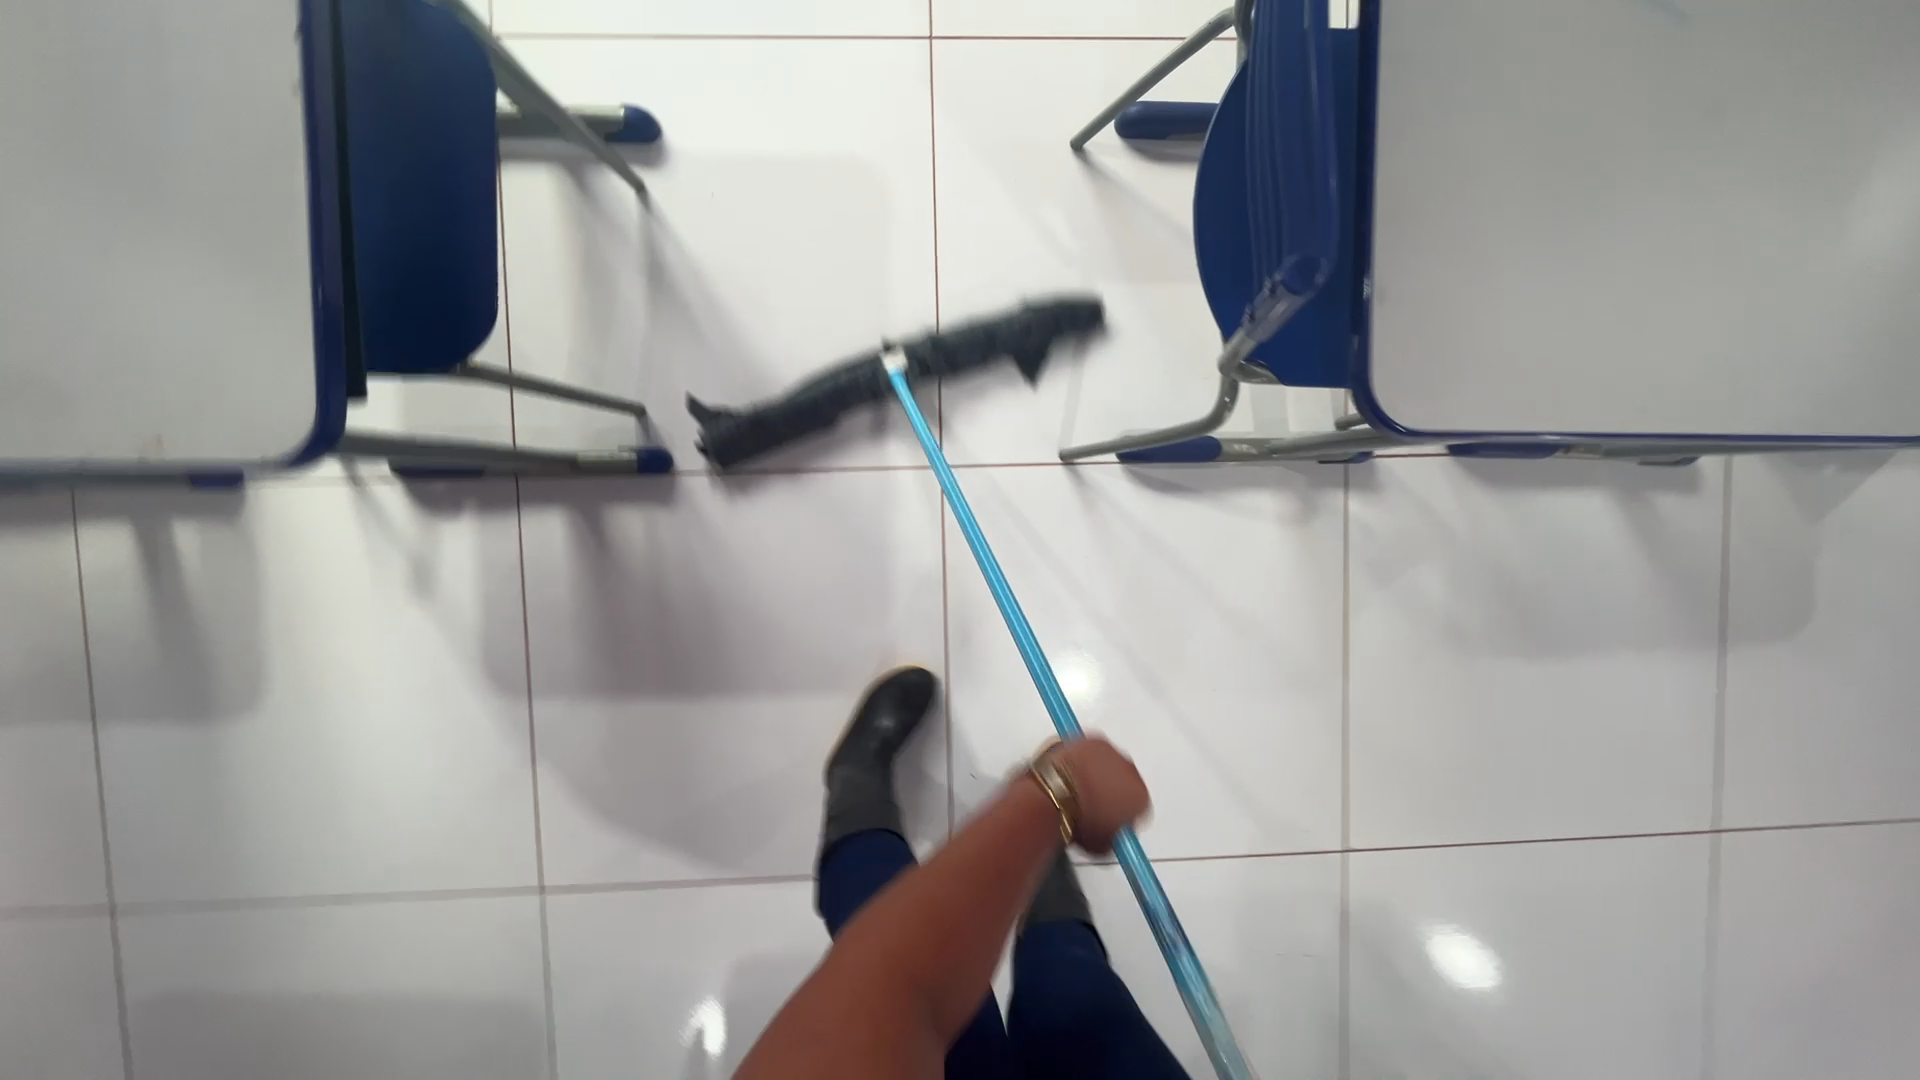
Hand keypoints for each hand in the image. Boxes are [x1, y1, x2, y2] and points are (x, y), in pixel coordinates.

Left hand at [1050, 737, 1150, 854]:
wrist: (1055, 794)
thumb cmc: (1079, 822)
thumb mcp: (1101, 845)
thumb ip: (1113, 835)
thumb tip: (1106, 832)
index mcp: (1141, 798)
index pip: (1137, 807)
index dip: (1119, 814)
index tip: (1104, 819)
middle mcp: (1131, 770)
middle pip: (1124, 780)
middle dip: (1110, 789)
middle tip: (1089, 802)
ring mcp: (1110, 750)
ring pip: (1107, 762)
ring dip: (1096, 770)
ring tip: (1075, 785)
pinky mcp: (1089, 737)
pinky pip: (1089, 749)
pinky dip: (1080, 757)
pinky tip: (1066, 770)